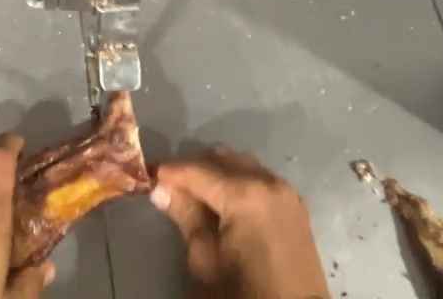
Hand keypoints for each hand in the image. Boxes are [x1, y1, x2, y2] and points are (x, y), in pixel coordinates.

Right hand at [150, 146, 330, 298]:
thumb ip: (186, 217)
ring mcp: (284, 189)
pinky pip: (258, 176)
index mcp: (244, 195)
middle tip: (171, 186)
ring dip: (215, 171)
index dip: (170, 171)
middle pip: (219, 157)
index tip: (149, 174)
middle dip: (193, 167)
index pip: (197, 171)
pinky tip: (223, 201)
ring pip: (239, 162)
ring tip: (196, 194)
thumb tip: (161, 189)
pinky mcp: (293, 202)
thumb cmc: (245, 294)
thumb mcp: (207, 261)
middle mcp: (266, 180)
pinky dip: (236, 180)